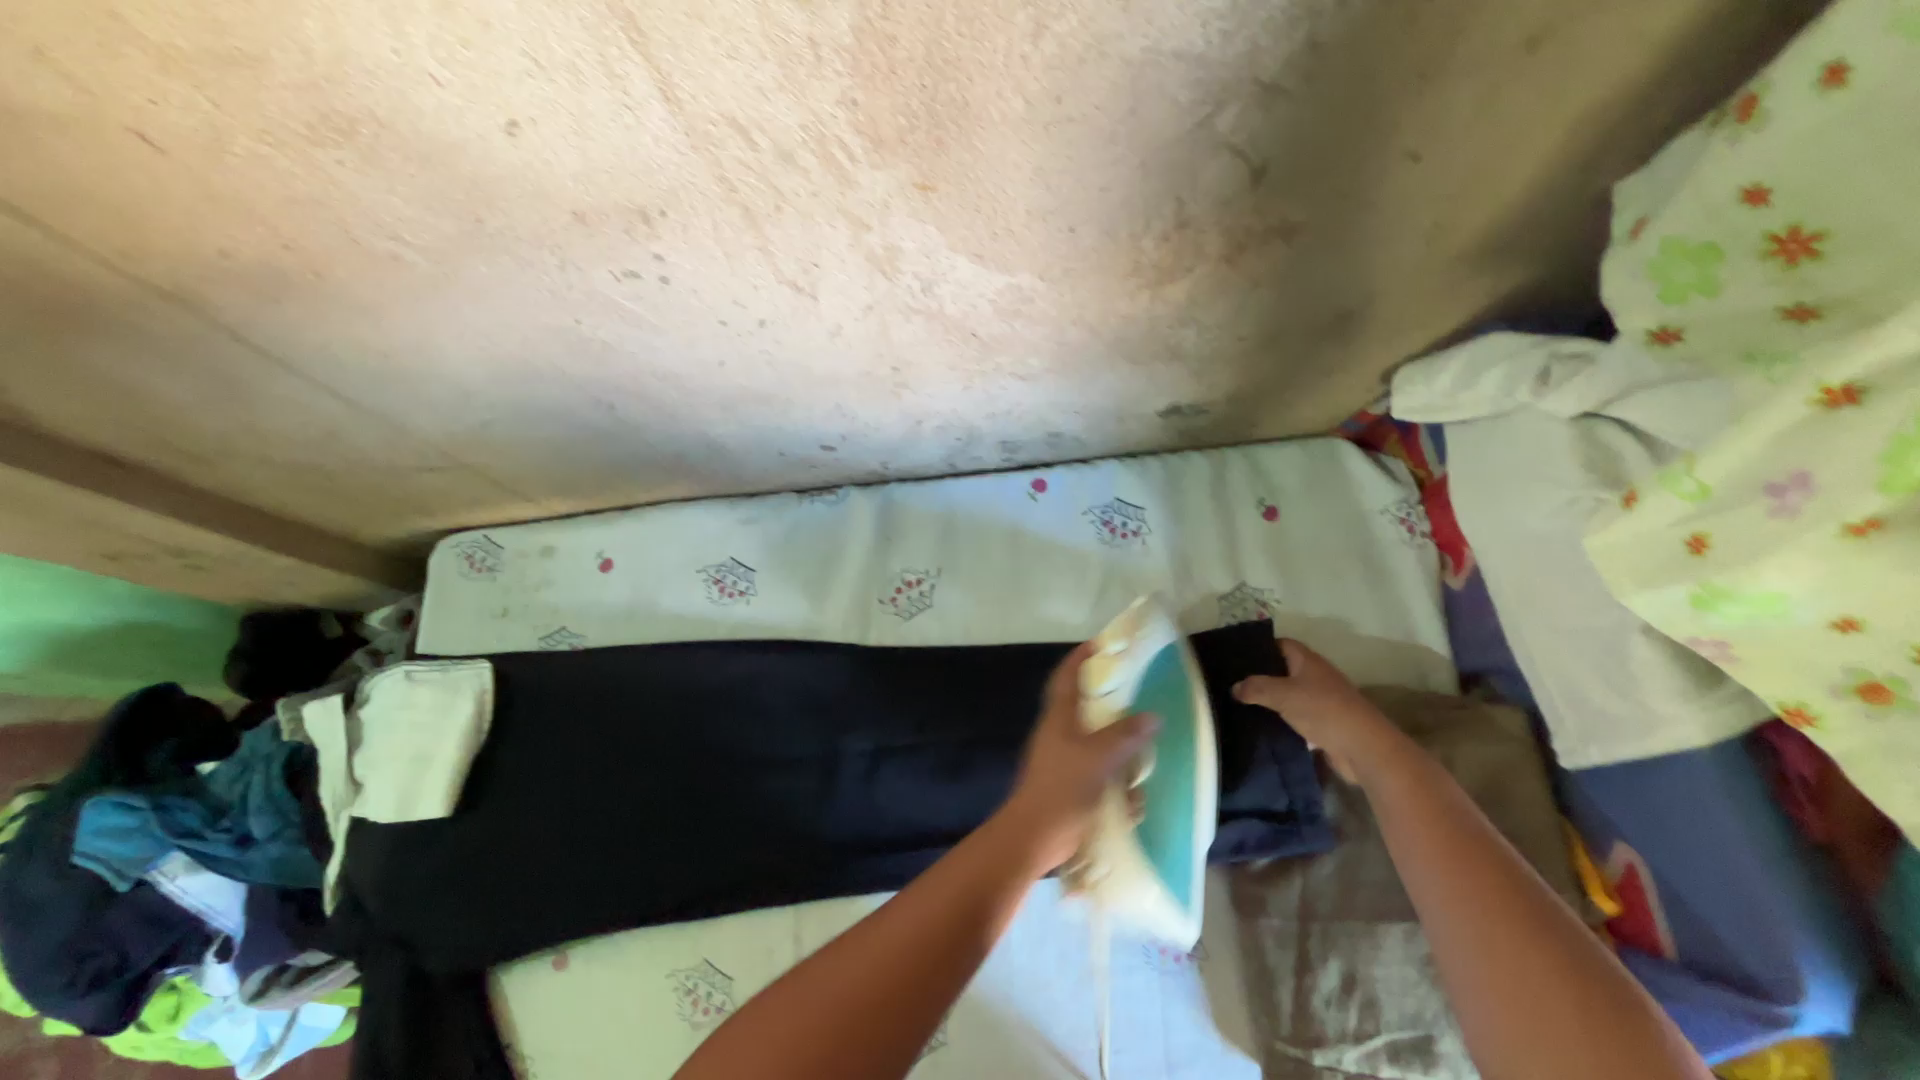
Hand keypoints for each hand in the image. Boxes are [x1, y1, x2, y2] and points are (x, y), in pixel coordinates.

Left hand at [995, 643, 1159, 875]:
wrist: (1034, 838)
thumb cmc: (1062, 789)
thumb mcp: (1099, 757)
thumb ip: (1125, 735)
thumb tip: (1151, 716)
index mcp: (1058, 719)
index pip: (1066, 677)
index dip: (1080, 658)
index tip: (1100, 645)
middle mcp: (1057, 735)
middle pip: (1084, 710)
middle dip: (1112, 710)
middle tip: (1139, 707)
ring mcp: (1061, 762)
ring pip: (1096, 747)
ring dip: (1120, 757)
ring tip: (1142, 764)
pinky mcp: (1068, 788)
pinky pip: (1099, 777)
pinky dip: (1116, 786)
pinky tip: (1131, 802)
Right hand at [1232, 639, 1410, 785]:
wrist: (1361, 746)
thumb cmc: (1322, 710)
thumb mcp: (1283, 694)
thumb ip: (1256, 688)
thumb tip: (1235, 687)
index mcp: (1308, 661)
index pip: (1281, 644)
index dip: (1261, 647)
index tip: (1237, 656)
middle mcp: (1315, 676)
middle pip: (1284, 670)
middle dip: (1261, 676)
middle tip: (1233, 683)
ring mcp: (1321, 700)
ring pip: (1289, 695)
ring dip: (1271, 701)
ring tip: (1241, 705)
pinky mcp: (1323, 723)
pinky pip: (1296, 717)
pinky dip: (1282, 721)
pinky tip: (1263, 727)